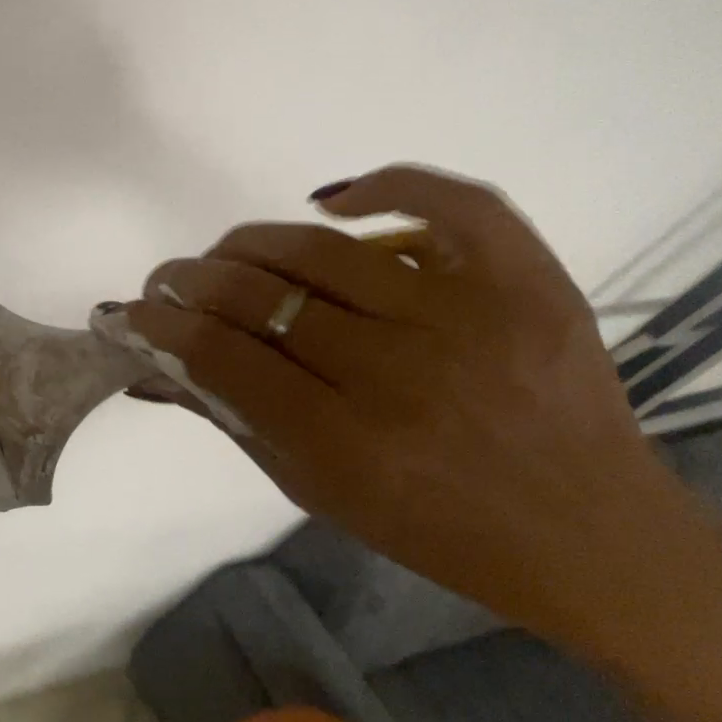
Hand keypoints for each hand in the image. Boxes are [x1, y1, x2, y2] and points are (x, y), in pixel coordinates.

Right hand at [108, 164, 721, 721]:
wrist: (591, 537)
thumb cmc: (433, 527)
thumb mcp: (313, 490)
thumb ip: (226, 416)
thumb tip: (142, 364)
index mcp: (344, 443)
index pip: (217, 354)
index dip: (157, 323)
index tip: (130, 311)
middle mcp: (402, 375)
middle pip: (258, 295)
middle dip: (188, 280)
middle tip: (167, 281)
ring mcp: (471, 319)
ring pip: (322, 248)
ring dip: (248, 242)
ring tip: (225, 254)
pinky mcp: (528, 283)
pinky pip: (451, 203)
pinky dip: (384, 185)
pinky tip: (331, 203)